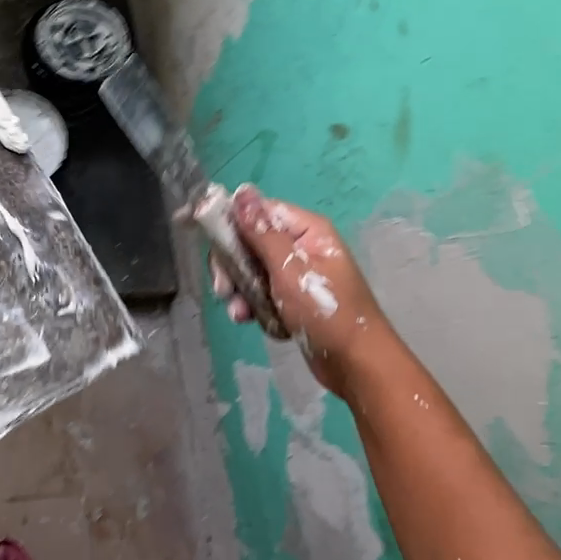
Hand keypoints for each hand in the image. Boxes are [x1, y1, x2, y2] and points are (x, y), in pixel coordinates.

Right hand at [211, 185, 394, 398]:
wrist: (357, 367)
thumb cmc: (327, 313)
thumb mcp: (290, 270)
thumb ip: (262, 232)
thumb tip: (241, 191)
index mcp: (306, 231)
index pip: (258, 211)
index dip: (229, 221)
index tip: (203, 236)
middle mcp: (300, 246)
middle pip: (249, 241)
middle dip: (232, 265)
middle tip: (222, 287)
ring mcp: (295, 274)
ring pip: (250, 269)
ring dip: (239, 289)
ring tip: (239, 312)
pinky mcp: (291, 299)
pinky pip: (260, 292)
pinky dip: (252, 305)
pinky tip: (250, 320)